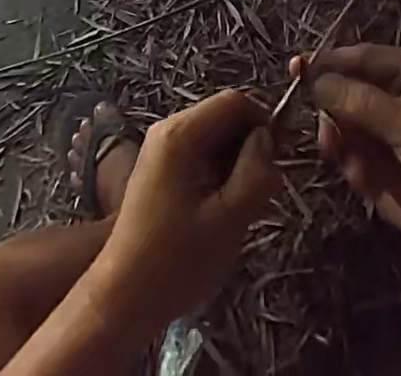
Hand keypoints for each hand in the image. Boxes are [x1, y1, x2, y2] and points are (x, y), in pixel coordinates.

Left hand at [93, 90, 279, 326]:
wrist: (123, 300)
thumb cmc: (178, 260)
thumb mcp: (231, 217)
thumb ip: (257, 170)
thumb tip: (267, 139)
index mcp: (181, 134)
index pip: (234, 101)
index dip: (262, 121)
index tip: (277, 159)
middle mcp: (168, 130)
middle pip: (224, 116)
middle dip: (249, 145)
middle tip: (259, 189)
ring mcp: (160, 148)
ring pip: (215, 136)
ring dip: (236, 162)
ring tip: (238, 205)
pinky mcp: (160, 168)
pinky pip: (201, 154)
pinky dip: (219, 172)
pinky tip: (219, 208)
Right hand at [304, 44, 400, 248]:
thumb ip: (360, 101)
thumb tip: (316, 78)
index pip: (362, 57)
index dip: (327, 62)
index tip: (293, 69)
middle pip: (350, 92)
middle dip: (335, 114)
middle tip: (329, 138)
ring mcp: (398, 132)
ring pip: (350, 128)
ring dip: (345, 145)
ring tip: (351, 163)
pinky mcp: (395, 164)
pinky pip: (361, 158)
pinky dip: (358, 169)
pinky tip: (366, 181)